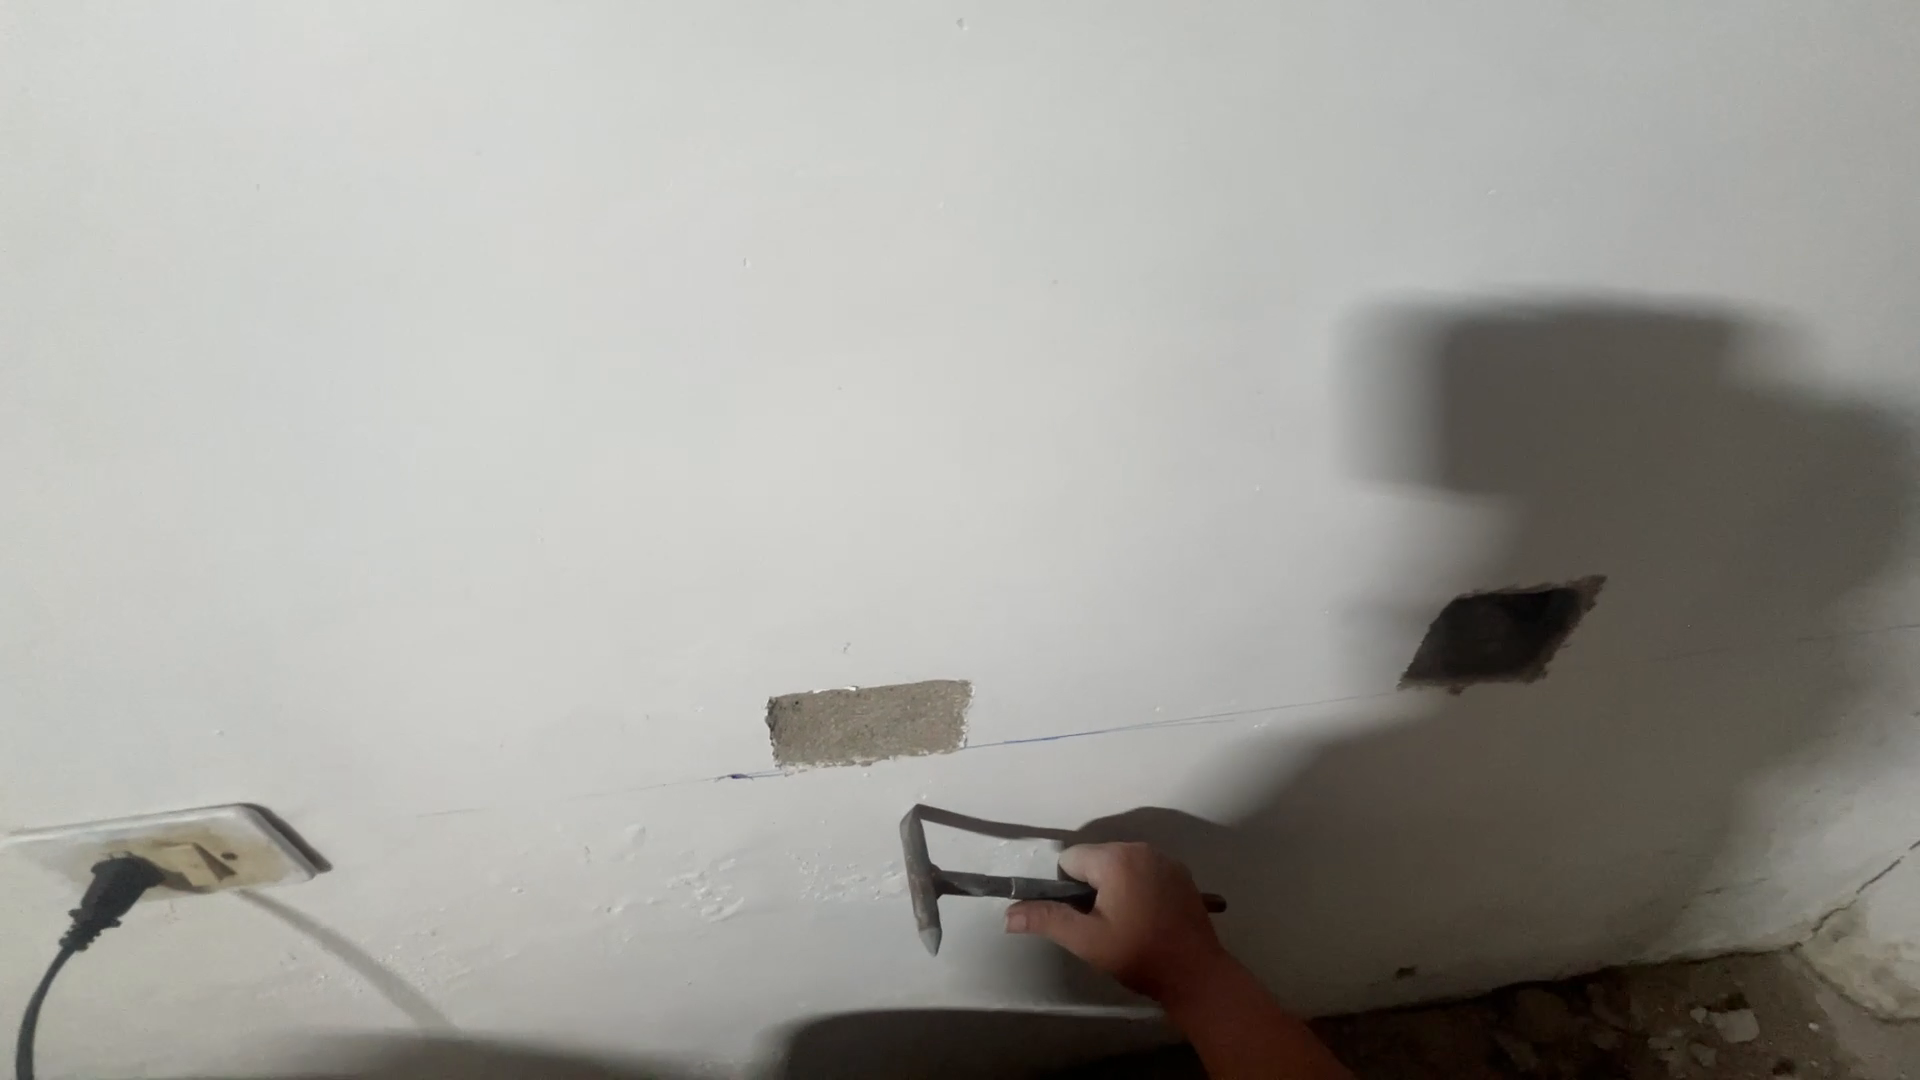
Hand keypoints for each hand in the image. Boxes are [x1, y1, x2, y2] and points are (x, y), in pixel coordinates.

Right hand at [1005, 842, 1229, 1002]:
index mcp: (1114, 859)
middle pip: (1096, 859)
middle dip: (1093, 886)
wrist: (1198, 977)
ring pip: (1120, 863)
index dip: (1069, 890)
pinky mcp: (1180, 872)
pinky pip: (1144, 869)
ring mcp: (1163, 858)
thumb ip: (1047, 920)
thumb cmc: (1139, 955)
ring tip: (1129, 922)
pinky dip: (1139, 886)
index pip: (1071, 860)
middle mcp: (1138, 848)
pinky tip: (1149, 916)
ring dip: (1115, 885)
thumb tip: (1008, 915)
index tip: (1086, 917)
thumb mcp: (1087, 941)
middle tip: (1107, 923)